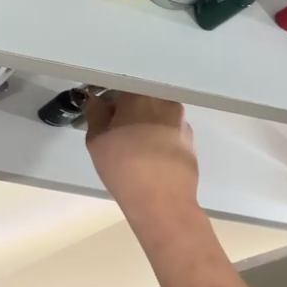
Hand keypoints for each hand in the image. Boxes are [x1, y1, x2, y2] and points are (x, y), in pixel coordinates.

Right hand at [83, 90, 198, 210]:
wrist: (162, 201)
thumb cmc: (123, 166)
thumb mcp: (96, 140)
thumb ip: (95, 114)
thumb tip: (95, 100)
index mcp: (140, 96)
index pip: (122, 85)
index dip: (110, 96)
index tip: (102, 109)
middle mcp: (165, 102)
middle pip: (144, 97)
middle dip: (129, 108)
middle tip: (115, 129)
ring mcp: (182, 122)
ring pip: (158, 114)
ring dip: (146, 123)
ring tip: (133, 146)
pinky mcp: (191, 142)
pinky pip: (170, 131)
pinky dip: (159, 137)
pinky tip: (149, 157)